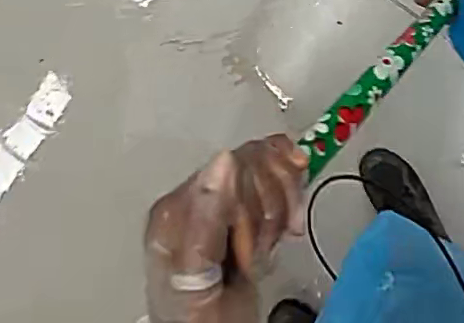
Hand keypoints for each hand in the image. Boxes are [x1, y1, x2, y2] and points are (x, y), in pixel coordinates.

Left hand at [144, 135, 307, 322]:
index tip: (258, 250)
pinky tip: (290, 206)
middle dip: (270, 209)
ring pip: (269, 160)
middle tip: (263, 252)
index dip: (255, 207)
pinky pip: (274, 158)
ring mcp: (218, 188)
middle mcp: (194, 192)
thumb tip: (225, 160)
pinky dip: (290, 180)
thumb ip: (206, 226)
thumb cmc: (201, 322)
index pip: (231, 169)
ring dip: (283, 203)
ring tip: (272, 241)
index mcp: (173, 211)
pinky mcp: (239, 189)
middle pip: (253, 163)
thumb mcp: (199, 283)